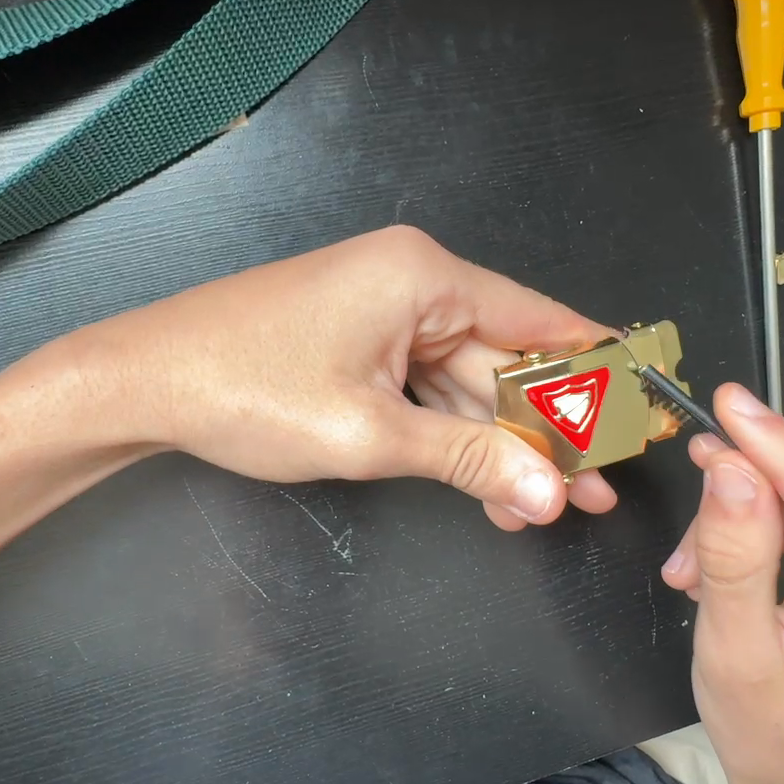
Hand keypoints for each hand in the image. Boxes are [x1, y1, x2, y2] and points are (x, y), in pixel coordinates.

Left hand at [67, 225, 617, 528]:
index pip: (540, 321)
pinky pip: (423, 389)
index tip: (639, 412)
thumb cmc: (251, 392)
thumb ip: (468, 459)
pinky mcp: (358, 342)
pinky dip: (450, 435)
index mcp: (425, 277)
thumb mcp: (370, 435)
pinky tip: (485, 484)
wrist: (144, 381)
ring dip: (496, 444)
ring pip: (463, 383)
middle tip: (588, 494)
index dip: (595, 370)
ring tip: (540, 507)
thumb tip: (552, 491)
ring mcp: (383, 314)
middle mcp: (412, 283)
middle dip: (542, 432)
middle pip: (503, 361)